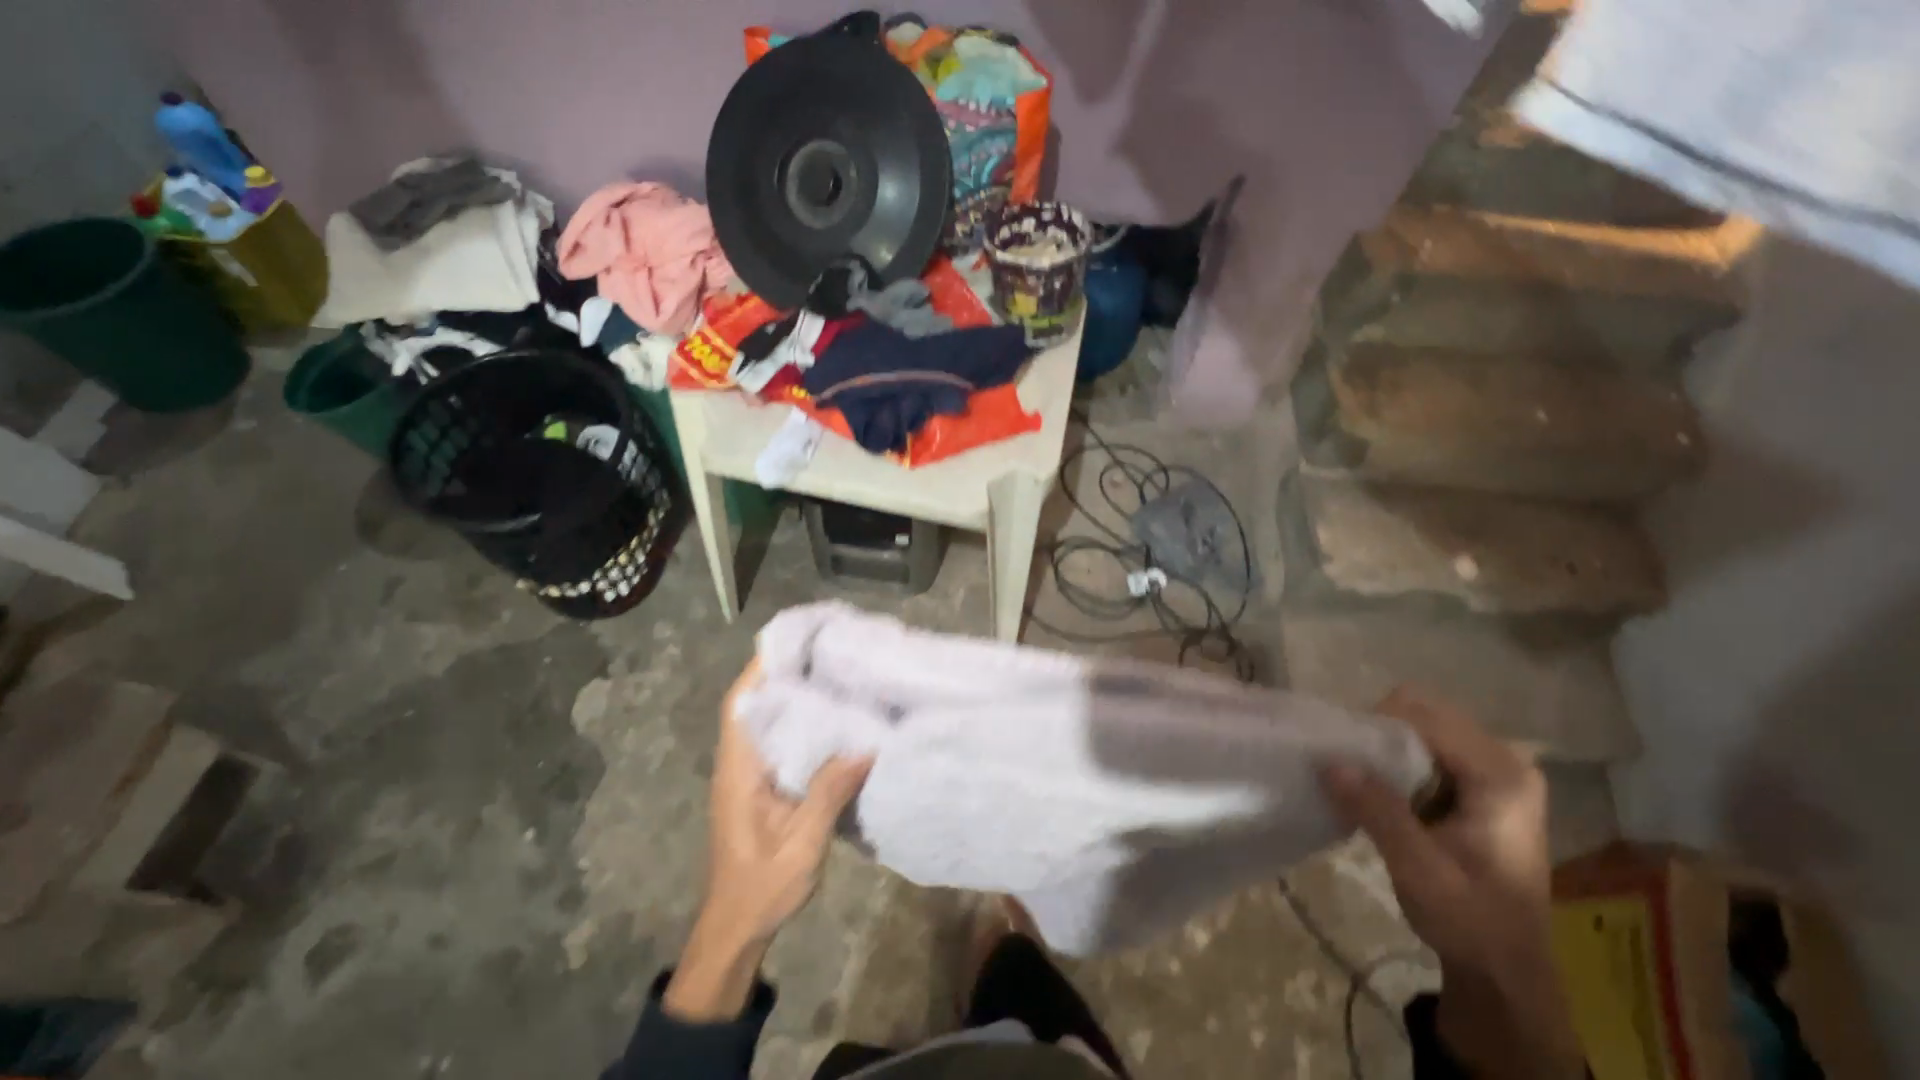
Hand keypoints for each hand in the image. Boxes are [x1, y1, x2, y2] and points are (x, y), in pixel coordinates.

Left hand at [665, 660, 871, 1021]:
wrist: (736, 927)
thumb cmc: (762, 886)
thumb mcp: (801, 844)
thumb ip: (829, 793)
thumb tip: (865, 747)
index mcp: (740, 770)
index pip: (742, 704)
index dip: (764, 667)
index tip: (799, 640)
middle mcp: (740, 764)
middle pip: (757, 704)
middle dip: (788, 673)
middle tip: (833, 652)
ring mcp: (750, 777)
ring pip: (771, 723)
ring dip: (798, 698)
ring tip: (841, 676)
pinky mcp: (763, 790)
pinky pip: (783, 744)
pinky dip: (805, 726)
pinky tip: (838, 724)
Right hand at [1320, 687, 1585, 1079]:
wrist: (1506, 969)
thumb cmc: (1470, 922)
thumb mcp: (1420, 871)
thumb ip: (1378, 811)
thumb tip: (1329, 760)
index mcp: (1502, 775)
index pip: (1426, 718)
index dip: (1376, 728)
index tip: (1340, 757)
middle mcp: (1507, 760)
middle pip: (1427, 713)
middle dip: (1381, 735)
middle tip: (1350, 773)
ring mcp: (1498, 771)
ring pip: (1425, 728)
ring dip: (1388, 750)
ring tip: (1363, 786)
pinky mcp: (1485, 785)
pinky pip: (1432, 750)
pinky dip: (1401, 763)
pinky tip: (1386, 797)